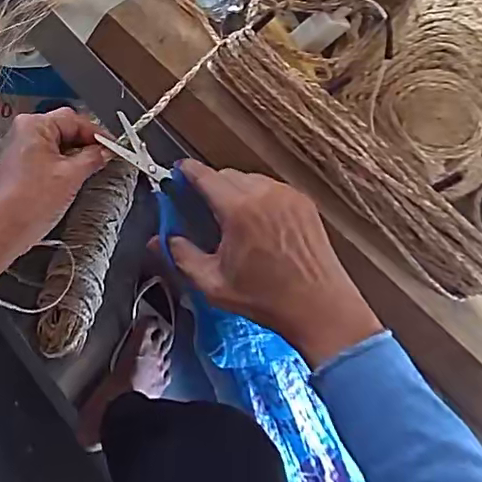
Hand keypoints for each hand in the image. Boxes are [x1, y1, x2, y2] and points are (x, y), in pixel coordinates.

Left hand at [0, 109, 111, 291]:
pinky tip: (75, 176)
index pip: (75, 119)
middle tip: (107, 157)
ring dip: (77, 155)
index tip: (114, 146)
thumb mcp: (71, 176)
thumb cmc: (28, 203)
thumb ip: (93, 158)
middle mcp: (24, 131)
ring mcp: (21, 148)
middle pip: (66, 129)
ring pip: (58, 144)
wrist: (1, 232)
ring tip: (93, 169)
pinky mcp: (21, 165)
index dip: (97, 133)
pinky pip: (49, 156)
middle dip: (87, 143)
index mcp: (34, 125)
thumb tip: (105, 151)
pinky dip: (64, 163)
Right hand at [162, 161, 382, 367]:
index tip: (177, 173)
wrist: (321, 309)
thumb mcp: (213, 283)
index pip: (203, 175)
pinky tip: (256, 223)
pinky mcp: (302, 202)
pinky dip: (257, 197)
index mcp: (238, 209)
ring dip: (234, 191)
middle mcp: (263, 194)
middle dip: (209, 186)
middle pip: (224, 174)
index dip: (185, 171)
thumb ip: (180, 256)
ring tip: (231, 220)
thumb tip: (160, 241)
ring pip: (248, 179)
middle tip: (201, 207)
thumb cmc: (268, 299)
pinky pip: (270, 188)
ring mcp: (286, 195)